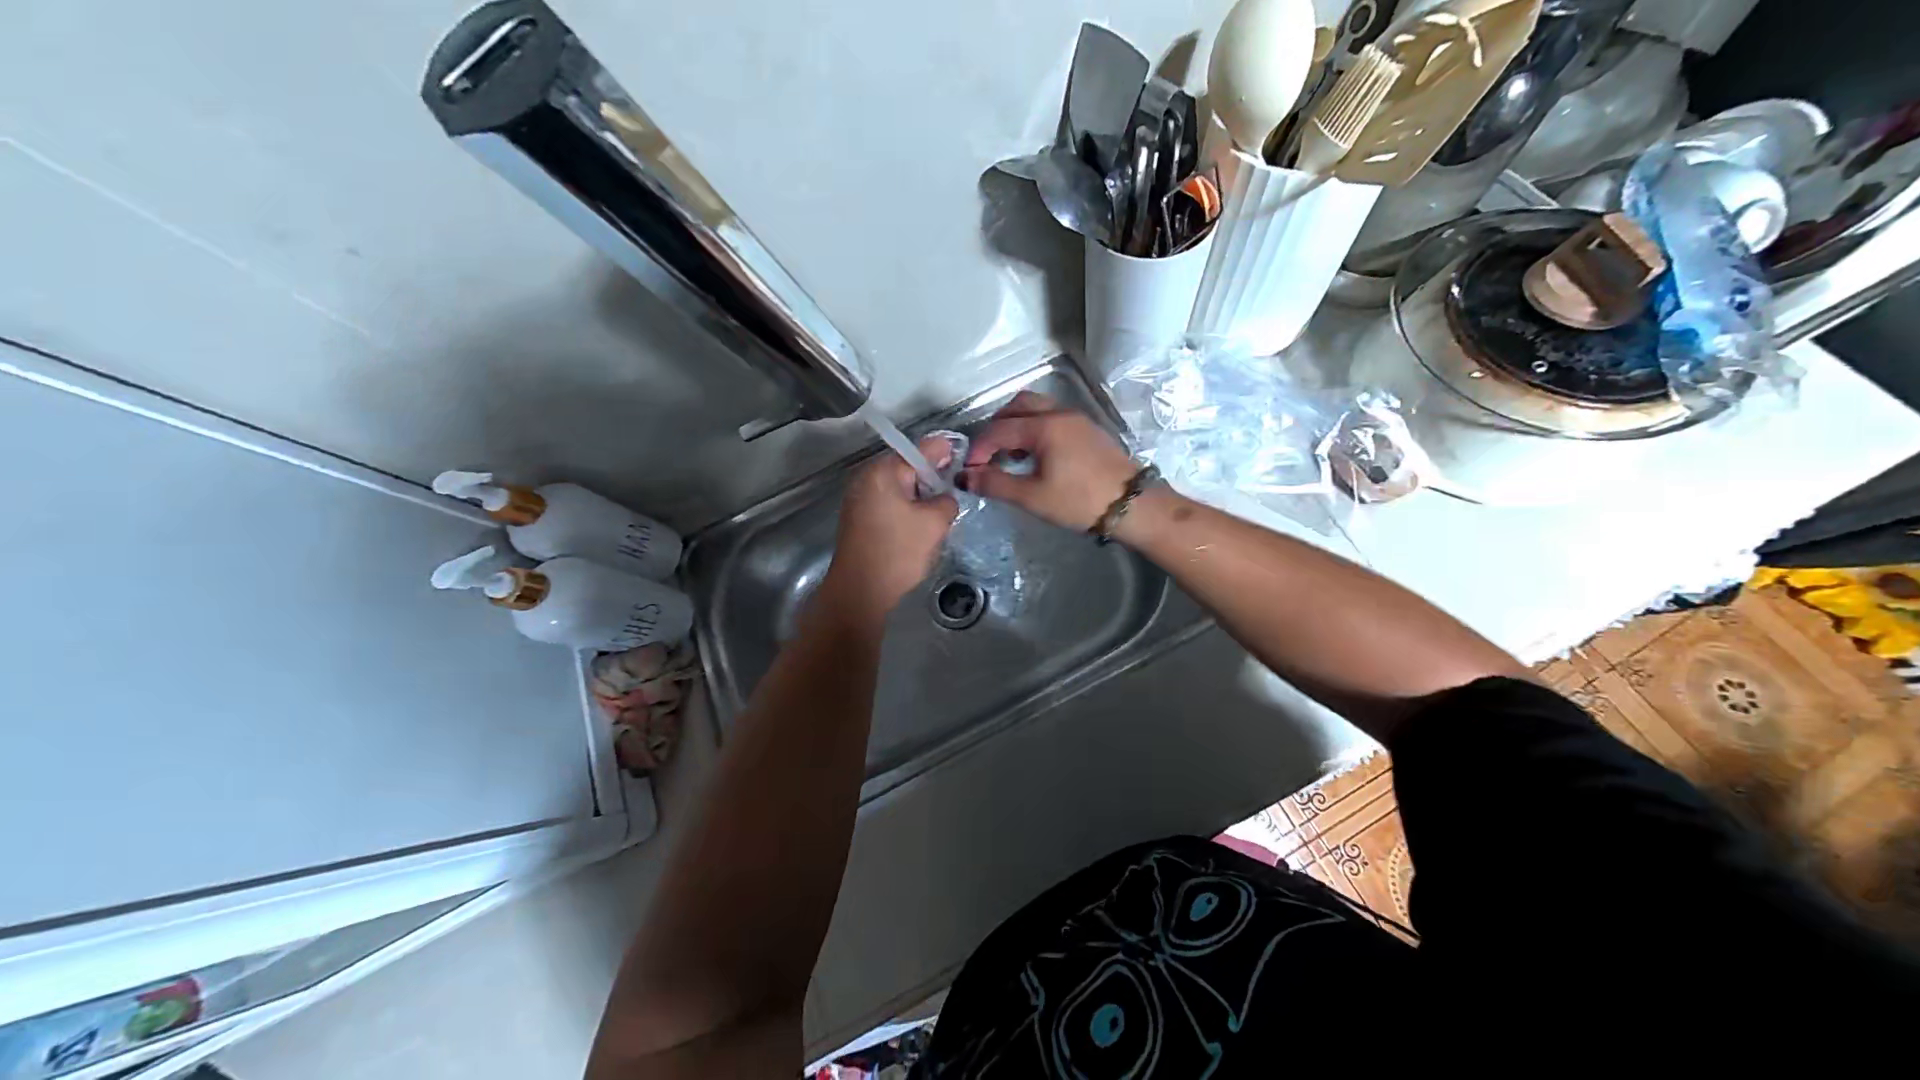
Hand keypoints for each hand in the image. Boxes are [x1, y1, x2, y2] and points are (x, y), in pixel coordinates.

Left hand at [818, 436, 958, 622]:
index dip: (945, 452)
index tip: (962, 462)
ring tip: (937, 515)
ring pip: (899, 487)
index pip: (920, 449)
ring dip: (919, 497)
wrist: (859, 592)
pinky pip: (888, 502)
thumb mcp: (934, 524)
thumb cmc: (897, 553)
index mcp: (883, 471)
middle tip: (951, 496)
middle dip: (931, 479)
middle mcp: (866, 478)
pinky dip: (905, 509)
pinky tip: (917, 527)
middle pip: (907, 466)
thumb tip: (943, 497)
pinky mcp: (858, 517)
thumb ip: (946, 500)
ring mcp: (859, 498)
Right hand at [959, 392, 1137, 529]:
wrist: (1132, 505)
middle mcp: (1059, 414)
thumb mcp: (1032, 496)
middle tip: (987, 455)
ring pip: (1036, 409)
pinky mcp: (1088, 430)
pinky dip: (1034, 428)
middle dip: (996, 428)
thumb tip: (965, 477)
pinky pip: (1052, 418)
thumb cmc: (1079, 502)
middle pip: (1017, 407)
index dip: (979, 449)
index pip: (999, 429)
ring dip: (1016, 425)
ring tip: (1009, 455)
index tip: (969, 470)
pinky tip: (1034, 455)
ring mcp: (1076, 419)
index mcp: (1044, 427)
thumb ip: (995, 483)